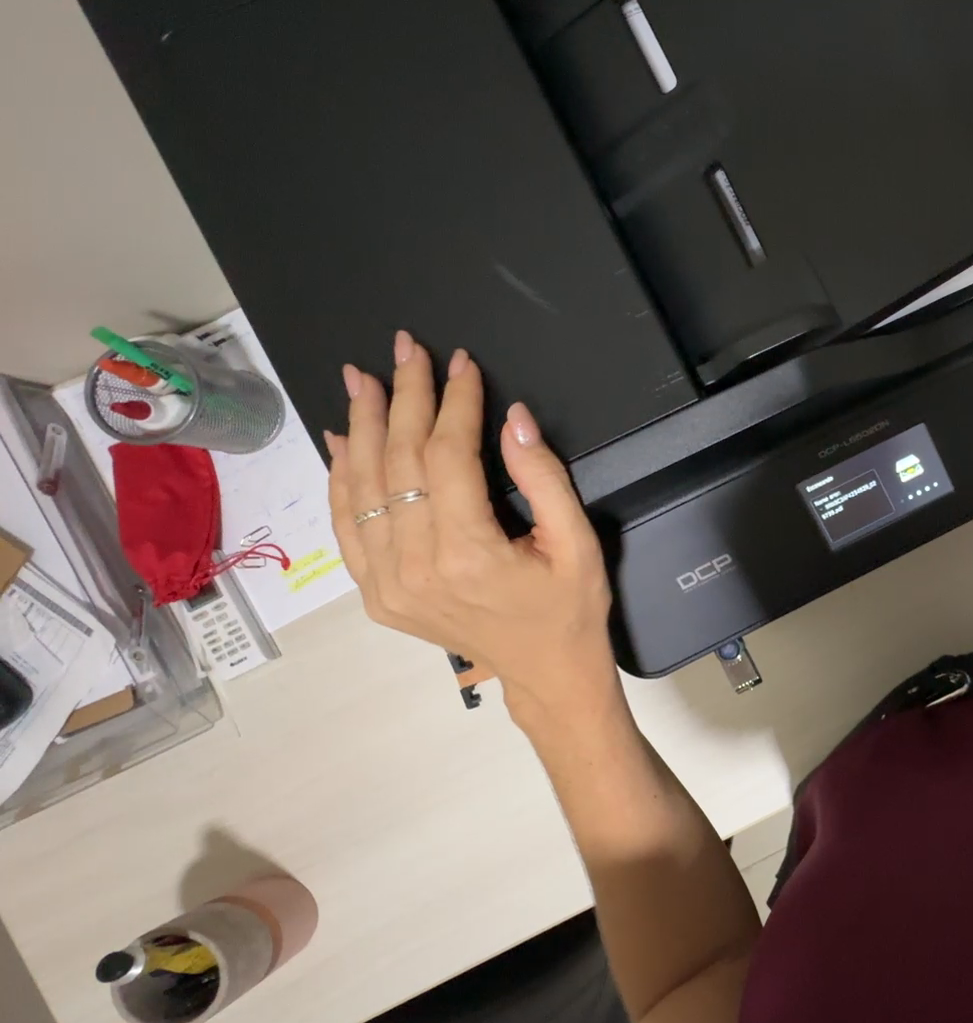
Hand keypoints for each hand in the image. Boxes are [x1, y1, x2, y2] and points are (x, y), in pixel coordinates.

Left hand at [325, 331, 619, 720]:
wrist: (546, 672)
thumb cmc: (572, 608)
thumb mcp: (578, 543)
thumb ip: (544, 480)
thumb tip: (513, 419)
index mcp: (469, 554)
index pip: (447, 458)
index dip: (453, 404)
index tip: (462, 364)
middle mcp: (414, 567)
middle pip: (398, 464)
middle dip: (403, 399)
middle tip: (404, 350)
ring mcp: (386, 584)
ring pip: (362, 488)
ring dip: (363, 427)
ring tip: (363, 379)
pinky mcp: (376, 593)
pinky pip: (348, 524)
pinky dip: (343, 477)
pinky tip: (345, 438)